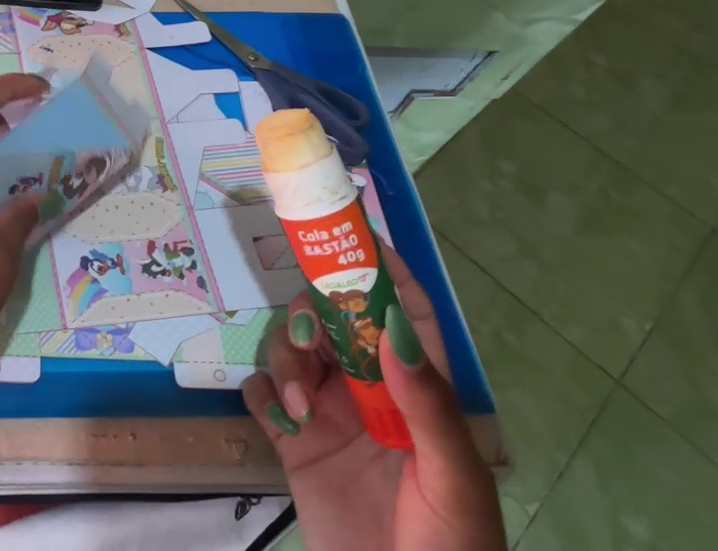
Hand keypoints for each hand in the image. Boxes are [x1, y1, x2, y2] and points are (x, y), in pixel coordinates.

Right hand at [244, 246, 505, 550]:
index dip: (382, 271)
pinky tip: (280, 419)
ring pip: (294, 347)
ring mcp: (327, 414)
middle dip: (316, 310)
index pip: (402, 314)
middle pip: (335, 320)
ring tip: (298, 401)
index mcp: (417, 392)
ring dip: (287, 355)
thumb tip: (396, 332)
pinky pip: (263, 392)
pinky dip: (263, 391)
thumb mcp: (454, 483)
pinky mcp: (291, 442)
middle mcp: (369, 392)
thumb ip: (429, 409)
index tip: (355, 234)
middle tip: (310, 332)